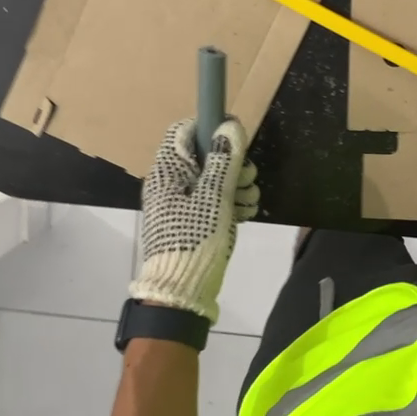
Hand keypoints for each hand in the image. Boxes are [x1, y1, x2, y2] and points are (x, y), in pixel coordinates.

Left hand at [130, 117, 260, 322]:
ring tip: (248, 204)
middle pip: (205, 154)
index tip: (235, 140)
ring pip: (215, 178)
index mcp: (168, 171)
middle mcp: (171, 182)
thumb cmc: (195, 239)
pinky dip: (231, 203)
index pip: (184, 131)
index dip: (210, 128)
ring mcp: (181, 201)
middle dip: (233, 163)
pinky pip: (215, 199)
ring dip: (237, 186)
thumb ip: (224, 161)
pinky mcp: (192, 219)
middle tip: (248, 180)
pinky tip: (244, 215)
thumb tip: (230, 126)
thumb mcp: (215, 198)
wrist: (182, 289)